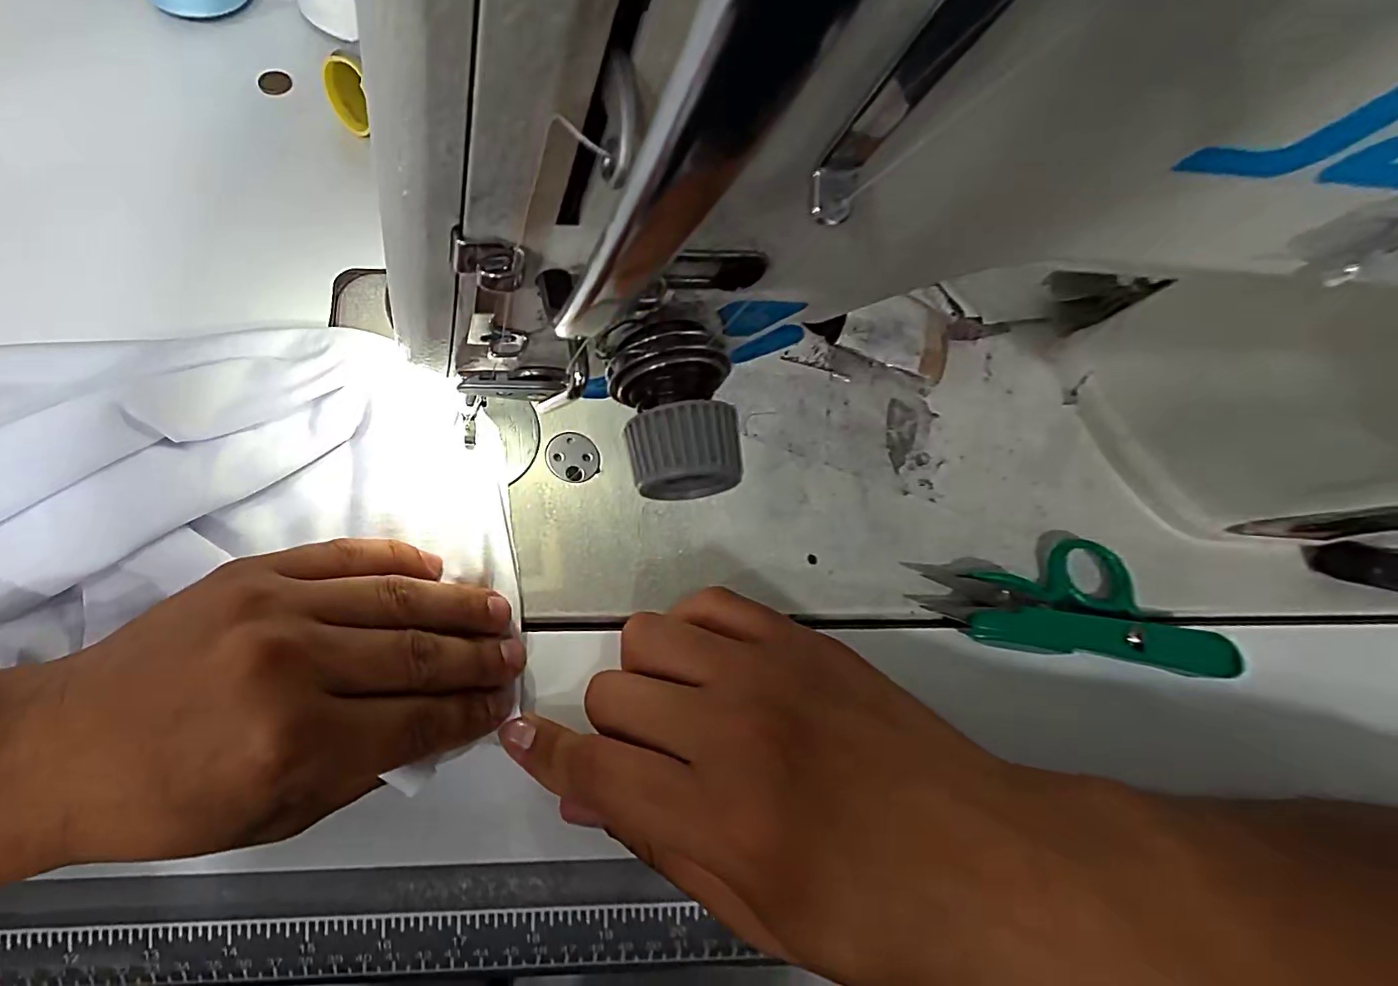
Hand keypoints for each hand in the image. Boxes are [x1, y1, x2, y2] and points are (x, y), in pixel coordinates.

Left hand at [0, 539, 521, 889]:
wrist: (71, 742)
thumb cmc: (166, 801)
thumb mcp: (270, 818)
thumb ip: (358, 771)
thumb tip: (427, 734)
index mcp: (296, 740)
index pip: (413, 721)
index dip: (466, 714)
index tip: (500, 704)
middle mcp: (292, 662)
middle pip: (412, 652)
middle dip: (473, 655)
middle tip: (513, 651)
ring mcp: (271, 605)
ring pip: (388, 598)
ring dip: (450, 603)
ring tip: (493, 608)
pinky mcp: (251, 572)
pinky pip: (338, 557)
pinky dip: (390, 560)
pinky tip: (429, 566)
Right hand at [497, 588, 1157, 985]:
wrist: (1002, 870)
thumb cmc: (879, 918)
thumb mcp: (756, 914)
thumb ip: (655, 846)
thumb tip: (580, 800)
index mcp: (721, 818)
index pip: (592, 770)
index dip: (543, 754)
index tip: (520, 736)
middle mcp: (732, 734)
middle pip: (609, 697)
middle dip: (609, 731)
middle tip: (648, 755)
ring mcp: (767, 675)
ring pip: (643, 638)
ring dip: (645, 677)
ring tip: (681, 706)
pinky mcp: (799, 641)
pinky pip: (704, 604)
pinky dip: (690, 631)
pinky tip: (712, 665)